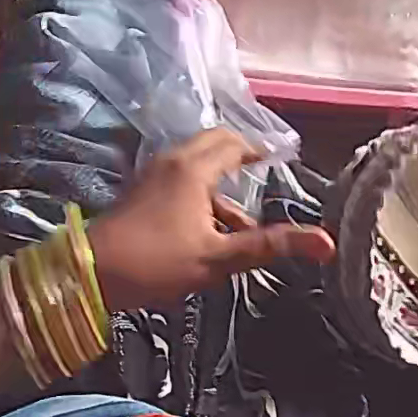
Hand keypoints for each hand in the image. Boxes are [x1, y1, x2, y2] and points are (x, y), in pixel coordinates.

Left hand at [88, 130, 334, 310]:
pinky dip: (199, 194)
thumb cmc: (157, 262)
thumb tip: (326, 243)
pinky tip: (207, 232)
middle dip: (239, 158)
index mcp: (194, 169)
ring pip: (195, 166)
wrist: (91, 273)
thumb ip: (269, 246)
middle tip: (261, 176)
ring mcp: (152, 175)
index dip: (258, 149)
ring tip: (240, 230)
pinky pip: (178, 179)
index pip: (234, 144)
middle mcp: (172, 161)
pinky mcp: (140, 191)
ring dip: (220, 188)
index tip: (277, 157)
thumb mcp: (218, 259)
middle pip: (213, 144)